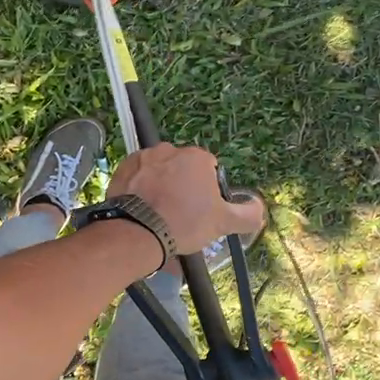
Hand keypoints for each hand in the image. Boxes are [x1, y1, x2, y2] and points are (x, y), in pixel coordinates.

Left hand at [107, 142, 265, 268]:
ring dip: (160, 183)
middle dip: (183, 184)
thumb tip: (257, 206)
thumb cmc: (185, 222)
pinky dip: (140, 185)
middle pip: (181, 167)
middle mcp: (168, 149)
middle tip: (179, 210)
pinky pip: (137, 174)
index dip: (207, 188)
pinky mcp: (122, 167)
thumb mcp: (224, 222)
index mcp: (195, 157)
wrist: (137, 230)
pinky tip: (142, 205)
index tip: (201, 207)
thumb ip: (248, 213)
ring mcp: (142, 156)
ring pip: (158, 169)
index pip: (208, 168)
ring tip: (159, 209)